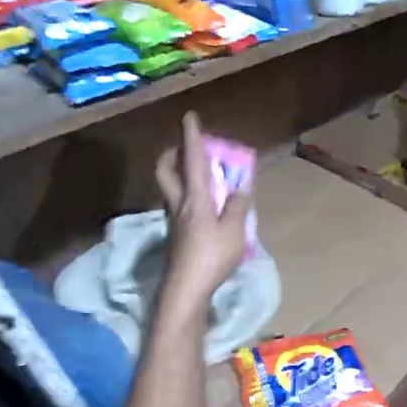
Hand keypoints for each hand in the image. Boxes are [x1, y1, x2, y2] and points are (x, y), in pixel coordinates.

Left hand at [154, 112, 251, 318]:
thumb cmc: (212, 257)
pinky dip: (187, 196)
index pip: (192, 159)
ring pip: (170, 188)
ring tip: (199, 175)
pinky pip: (178, 206)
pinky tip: (203, 206)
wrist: (186, 290)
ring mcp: (173, 222)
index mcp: (195, 198)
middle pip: (165, 170)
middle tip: (185, 147)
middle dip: (172, 153)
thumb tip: (240, 187)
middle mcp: (178, 204)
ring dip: (179, 174)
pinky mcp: (175, 237)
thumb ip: (238, 206)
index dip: (191, 136)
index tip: (188, 116)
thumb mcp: (234, 230)